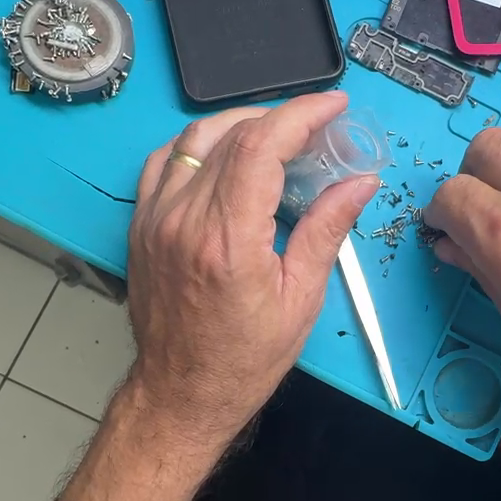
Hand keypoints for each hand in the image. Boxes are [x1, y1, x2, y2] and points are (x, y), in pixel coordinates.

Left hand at [121, 91, 378, 445]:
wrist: (181, 393)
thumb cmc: (245, 359)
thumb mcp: (301, 300)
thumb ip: (327, 231)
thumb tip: (360, 182)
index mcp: (228, 238)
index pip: (260, 145)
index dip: (301, 114)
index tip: (333, 107)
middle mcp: (183, 219)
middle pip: (230, 134)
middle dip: (279, 119)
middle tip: (315, 129)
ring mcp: (154, 219)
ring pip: (192, 139)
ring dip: (238, 125)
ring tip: (275, 136)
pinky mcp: (140, 225)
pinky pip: (163, 162)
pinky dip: (197, 146)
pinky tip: (223, 156)